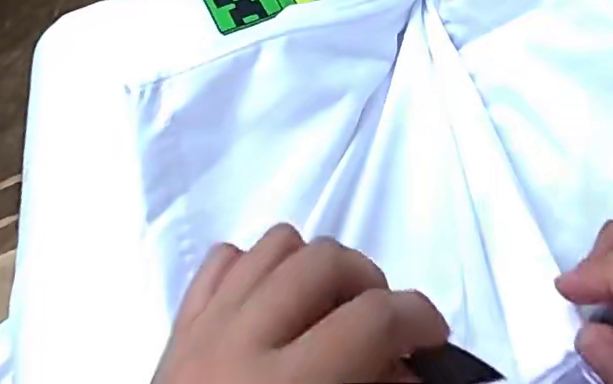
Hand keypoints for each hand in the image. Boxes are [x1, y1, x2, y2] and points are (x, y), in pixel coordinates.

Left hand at [153, 223, 449, 383]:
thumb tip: (405, 369)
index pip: (369, 323)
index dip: (417, 316)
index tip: (434, 331)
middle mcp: (241, 342)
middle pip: (324, 261)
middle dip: (369, 280)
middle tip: (383, 320)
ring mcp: (204, 326)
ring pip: (275, 243)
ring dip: (314, 263)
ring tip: (329, 305)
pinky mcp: (178, 326)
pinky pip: (224, 260)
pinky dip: (256, 266)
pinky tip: (272, 303)